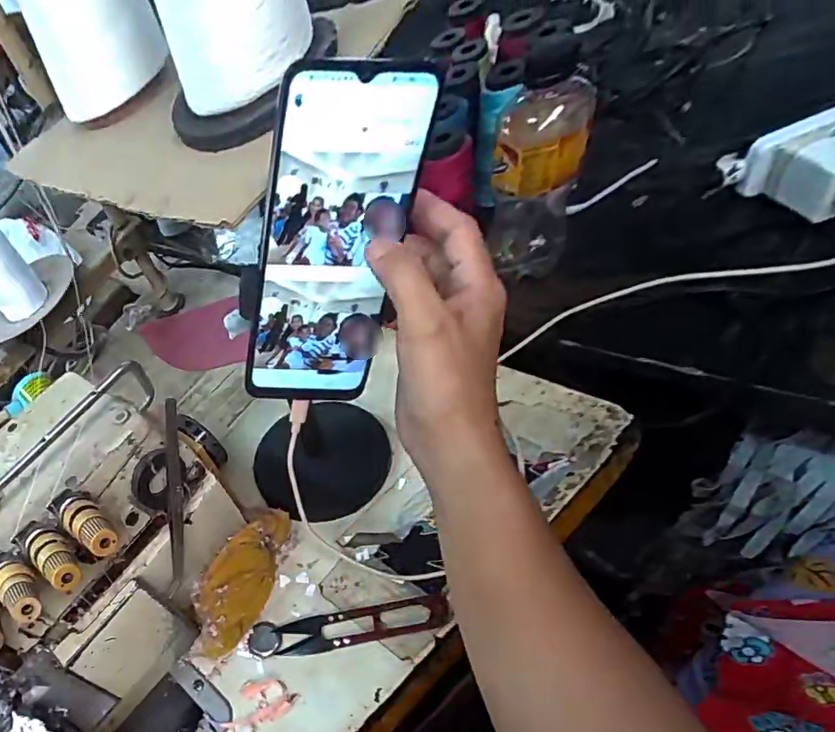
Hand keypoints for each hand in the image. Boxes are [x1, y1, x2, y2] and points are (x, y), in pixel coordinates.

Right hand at [365, 190, 509, 475]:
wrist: (447, 438)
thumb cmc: (445, 382)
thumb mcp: (426, 322)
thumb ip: (404, 276)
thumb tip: (380, 242)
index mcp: (476, 287)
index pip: (458, 232)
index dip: (432, 208)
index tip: (399, 190)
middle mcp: (463, 301)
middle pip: (436, 254)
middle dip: (406, 236)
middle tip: (367, 224)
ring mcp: (444, 325)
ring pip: (418, 283)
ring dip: (393, 269)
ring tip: (358, 255)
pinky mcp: (424, 347)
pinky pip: (406, 311)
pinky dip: (387, 300)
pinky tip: (362, 298)